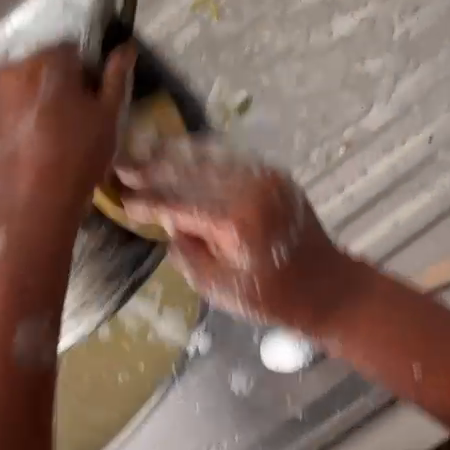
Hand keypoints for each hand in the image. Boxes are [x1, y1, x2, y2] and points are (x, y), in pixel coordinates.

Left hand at [0, 43, 135, 229]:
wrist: (25, 208)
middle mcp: (12, 64)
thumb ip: (116, 79)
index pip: (71, 52)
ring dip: (21, 97)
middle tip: (58, 122)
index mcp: (51, 61)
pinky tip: (9, 141)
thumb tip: (124, 48)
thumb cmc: (76, 163)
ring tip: (31, 135)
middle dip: (48, 85)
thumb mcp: (107, 121)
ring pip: (9, 83)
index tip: (84, 101)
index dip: (81, 75)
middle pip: (36, 65)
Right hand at [116, 135, 364, 333]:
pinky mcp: (272, 175)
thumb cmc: (271, 297)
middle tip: (121, 166)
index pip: (179, 205)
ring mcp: (264, 178)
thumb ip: (188, 254)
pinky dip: (202, 156)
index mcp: (234, 222)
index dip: (147, 201)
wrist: (327, 286)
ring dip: (173, 155)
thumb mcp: (218, 288)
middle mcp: (249, 191)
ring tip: (143, 152)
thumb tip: (170, 224)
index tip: (122, 198)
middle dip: (153, 169)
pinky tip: (180, 154)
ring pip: (208, 158)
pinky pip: (230, 158)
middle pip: (190, 173)